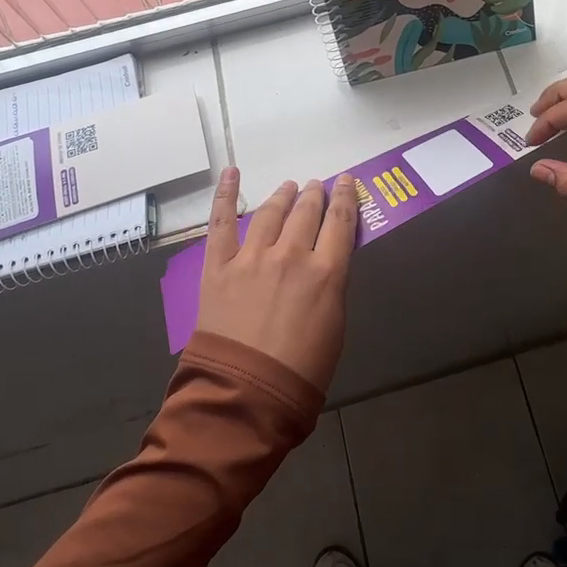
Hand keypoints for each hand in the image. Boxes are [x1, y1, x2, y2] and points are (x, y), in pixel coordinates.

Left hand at [195, 169, 356, 391]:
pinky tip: (233, 173)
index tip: (347, 182)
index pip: (342, 221)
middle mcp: (292, 255)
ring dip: (284, 196)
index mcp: (326, 272)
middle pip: (307, 212)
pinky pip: (222, 222)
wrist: (247, 393)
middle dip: (315, 195)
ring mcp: (252, 257)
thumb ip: (332, 287)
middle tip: (317, 186)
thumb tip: (327, 266)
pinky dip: (227, 195)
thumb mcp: (335, 326)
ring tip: (289, 186)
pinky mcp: (219, 266)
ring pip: (272, 213)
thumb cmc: (302, 371)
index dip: (346, 197)